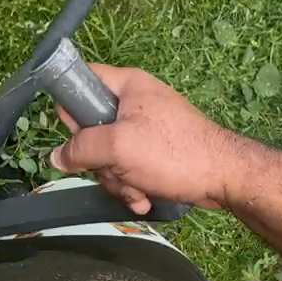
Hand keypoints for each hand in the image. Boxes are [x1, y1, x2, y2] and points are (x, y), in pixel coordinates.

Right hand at [49, 64, 245, 213]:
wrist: (224, 176)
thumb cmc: (173, 152)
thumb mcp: (118, 147)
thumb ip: (81, 148)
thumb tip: (57, 157)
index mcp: (128, 85)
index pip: (82, 81)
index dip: (73, 109)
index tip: (80, 135)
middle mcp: (136, 101)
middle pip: (93, 128)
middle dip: (101, 161)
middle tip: (116, 171)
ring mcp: (148, 127)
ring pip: (110, 153)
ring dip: (118, 180)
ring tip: (137, 191)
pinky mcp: (157, 150)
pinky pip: (130, 166)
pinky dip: (134, 185)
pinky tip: (144, 199)